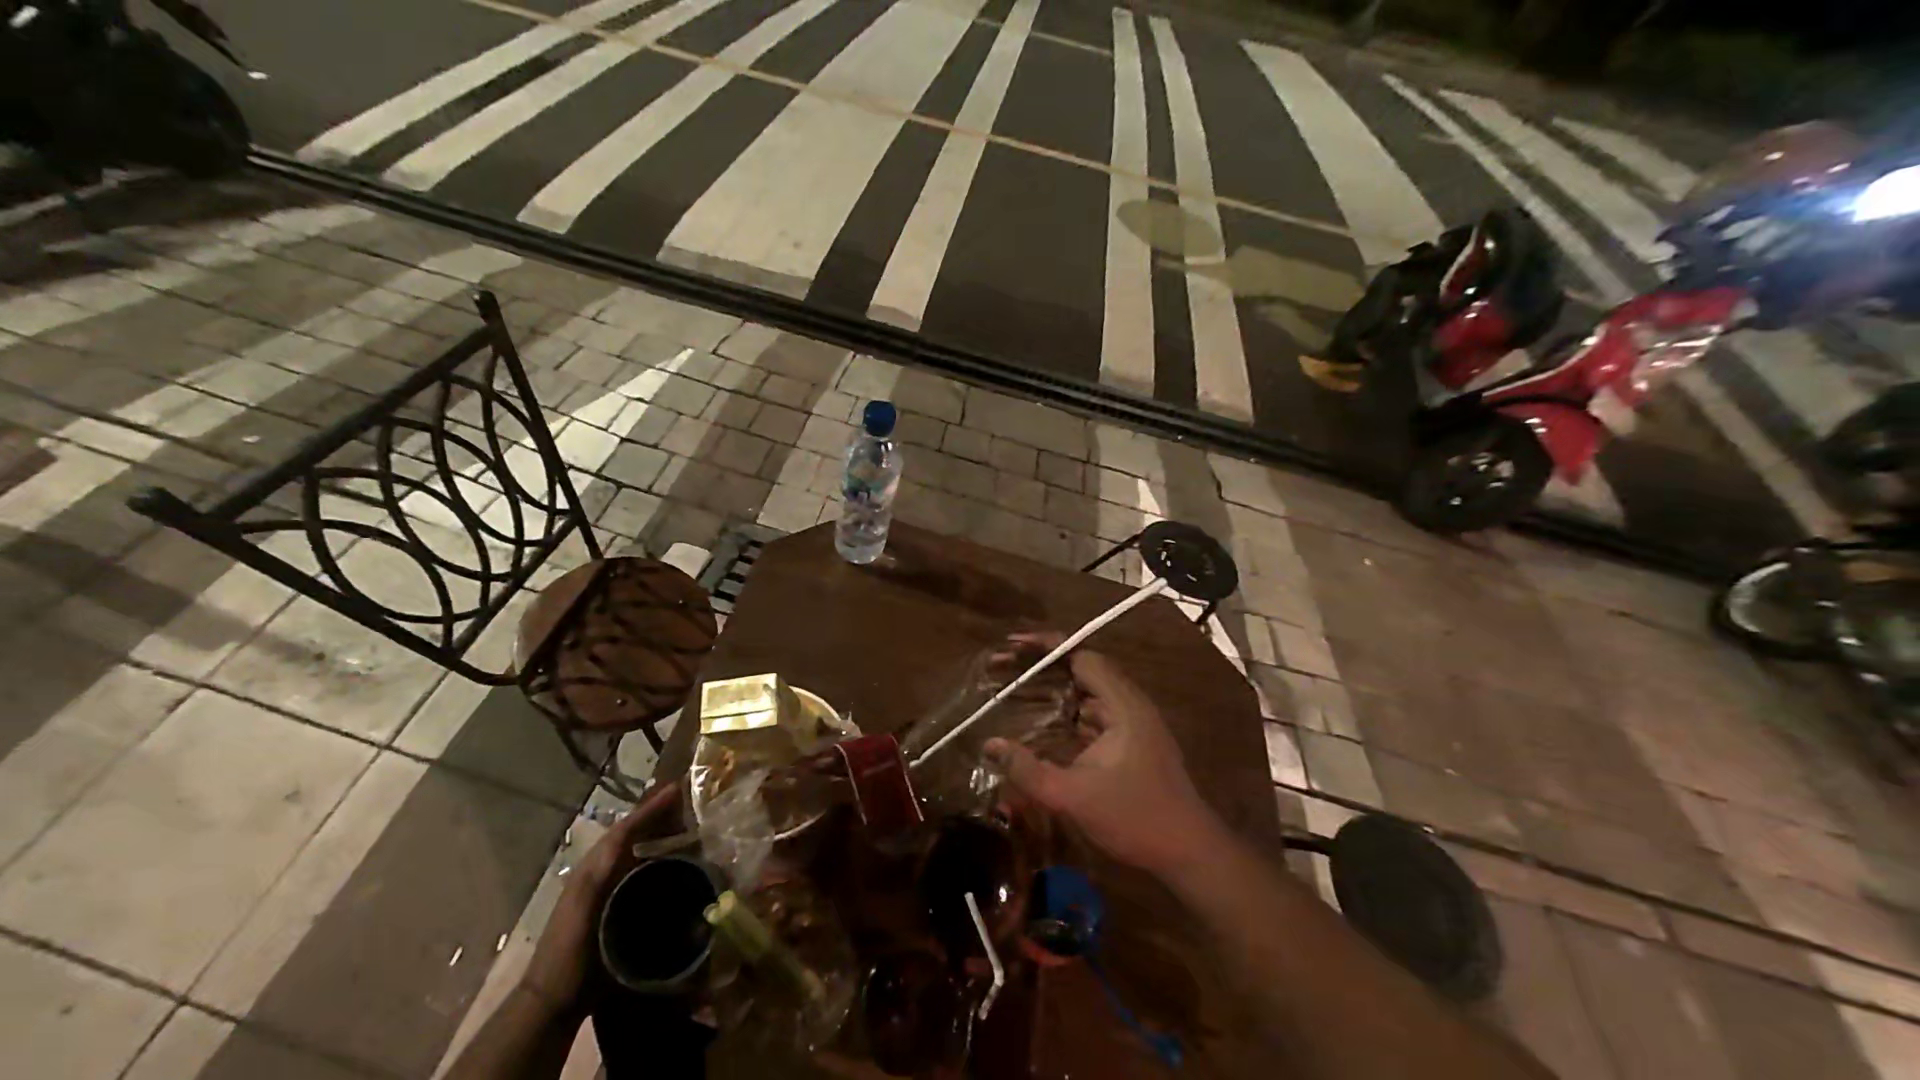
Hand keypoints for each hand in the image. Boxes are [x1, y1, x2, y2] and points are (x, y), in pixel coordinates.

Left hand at [521, 780, 683, 1016]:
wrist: (553, 999)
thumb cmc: (568, 952)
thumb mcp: (584, 907)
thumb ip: (600, 871)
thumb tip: (626, 835)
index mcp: (593, 868)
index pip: (625, 829)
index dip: (649, 809)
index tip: (677, 788)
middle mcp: (599, 872)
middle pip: (631, 836)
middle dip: (656, 815)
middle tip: (687, 800)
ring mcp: (606, 891)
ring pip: (635, 852)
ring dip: (657, 834)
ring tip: (685, 823)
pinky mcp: (614, 910)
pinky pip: (638, 873)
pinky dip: (656, 859)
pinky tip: (674, 861)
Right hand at [987, 650, 1225, 877]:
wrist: (1188, 852)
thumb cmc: (1135, 818)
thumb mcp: (1073, 796)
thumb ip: (1029, 770)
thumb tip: (990, 745)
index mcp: (1124, 705)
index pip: (1082, 656)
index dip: (1046, 647)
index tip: (1012, 647)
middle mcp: (1130, 705)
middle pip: (1084, 670)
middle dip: (1044, 666)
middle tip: (1004, 667)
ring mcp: (1133, 724)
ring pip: (1088, 694)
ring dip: (1055, 690)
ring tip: (1015, 690)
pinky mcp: (1131, 742)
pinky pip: (1094, 715)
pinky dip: (1067, 713)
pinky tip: (1042, 725)